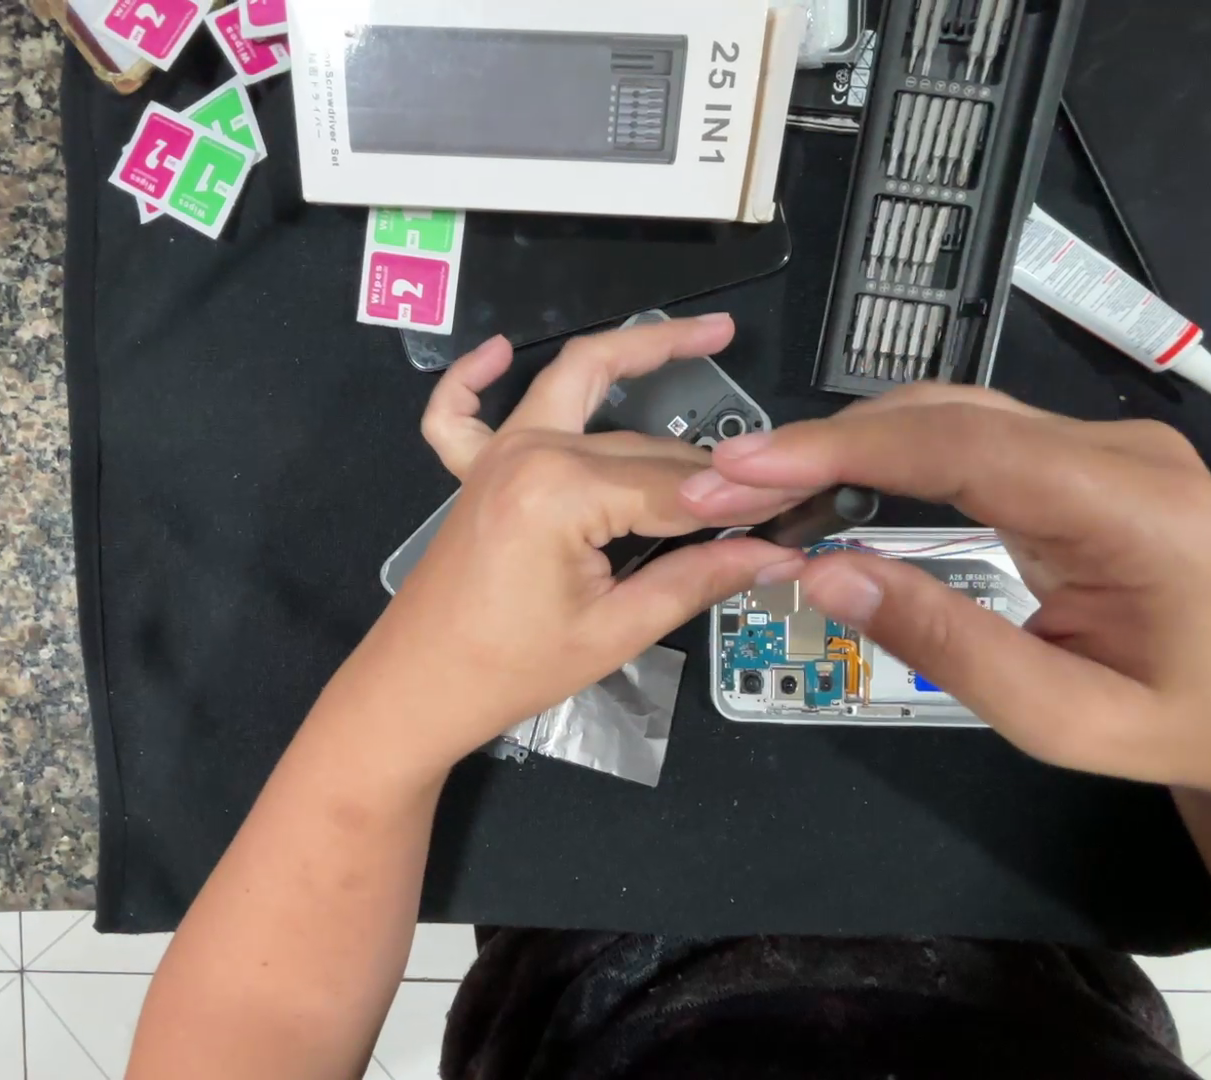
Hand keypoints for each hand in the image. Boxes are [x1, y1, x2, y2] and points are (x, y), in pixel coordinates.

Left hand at [335, 315, 803, 772]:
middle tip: (770, 480)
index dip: (738, 501)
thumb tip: (776, 555)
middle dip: (709, 465)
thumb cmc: (511, 669)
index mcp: (562, 492)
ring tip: (709, 335)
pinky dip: (476, 376)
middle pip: (641, 445)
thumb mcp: (615, 630)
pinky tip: (502, 351)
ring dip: (636, 354)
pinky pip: (462, 411)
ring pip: (576, 385)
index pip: (676, 486)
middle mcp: (529, 450)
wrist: (420, 687)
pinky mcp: (472, 470)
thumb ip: (698, 579)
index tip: (790, 507)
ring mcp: (494, 453)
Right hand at [679, 384, 1210, 794]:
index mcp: (1136, 508)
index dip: (841, 451)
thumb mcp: (1054, 716)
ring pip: (938, 415)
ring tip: (753, 484)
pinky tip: (819, 476)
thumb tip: (817, 570)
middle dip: (816, 447)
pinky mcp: (1063, 452)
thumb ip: (943, 642)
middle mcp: (1116, 449)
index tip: (742, 468)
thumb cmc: (1166, 721)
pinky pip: (951, 435)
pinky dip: (871, 453)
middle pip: (940, 418)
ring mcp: (1091, 441)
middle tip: (720, 487)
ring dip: (835, 445)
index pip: (963, 449)